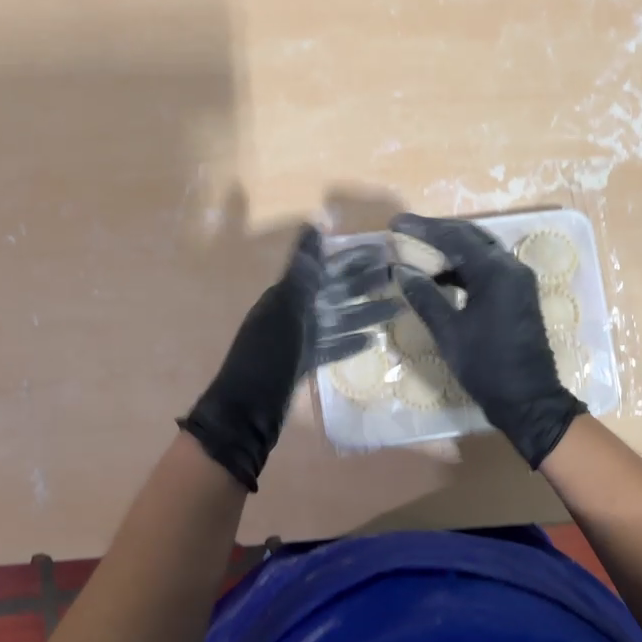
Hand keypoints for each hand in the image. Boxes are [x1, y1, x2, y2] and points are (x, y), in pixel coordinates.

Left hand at [179, 226, 394, 490]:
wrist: (244, 414)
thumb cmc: (264, 360)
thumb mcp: (284, 312)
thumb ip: (302, 273)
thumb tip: (314, 227)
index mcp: (285, 296)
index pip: (325, 268)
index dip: (353, 258)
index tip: (383, 248)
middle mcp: (290, 313)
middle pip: (333, 292)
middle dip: (363, 283)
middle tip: (397, 275)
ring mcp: (296, 341)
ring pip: (336, 320)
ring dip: (364, 313)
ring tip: (397, 308)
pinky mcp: (300, 366)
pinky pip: (329, 348)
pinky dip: (348, 342)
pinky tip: (372, 340)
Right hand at [389, 213, 586, 467]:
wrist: (527, 399)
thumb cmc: (486, 365)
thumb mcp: (448, 331)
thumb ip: (424, 296)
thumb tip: (400, 270)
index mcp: (496, 271)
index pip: (454, 237)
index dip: (422, 229)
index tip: (395, 224)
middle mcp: (511, 267)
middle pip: (470, 237)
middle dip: (437, 232)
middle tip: (406, 230)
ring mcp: (519, 281)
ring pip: (480, 252)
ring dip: (451, 249)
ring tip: (419, 251)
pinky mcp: (519, 295)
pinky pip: (488, 269)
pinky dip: (464, 267)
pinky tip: (441, 277)